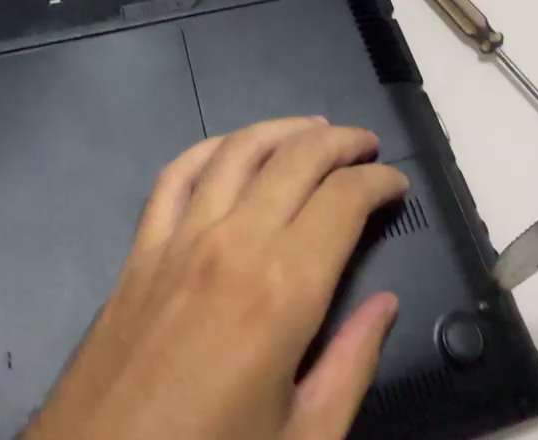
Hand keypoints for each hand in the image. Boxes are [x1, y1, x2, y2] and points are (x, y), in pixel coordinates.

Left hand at [25, 117, 408, 439]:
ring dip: (283, 130)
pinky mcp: (141, 248)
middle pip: (296, 159)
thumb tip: (385, 304)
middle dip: (340, 142)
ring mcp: (180, 238)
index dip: (378, 181)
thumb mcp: (305, 437)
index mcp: (285, 289)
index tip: (396, 183)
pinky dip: (212, 148)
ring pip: (239, 151)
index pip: (344, 200)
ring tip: (314, 129)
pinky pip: (176, 174)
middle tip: (366, 144)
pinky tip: (233, 148)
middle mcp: (234, 242)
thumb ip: (353, 363)